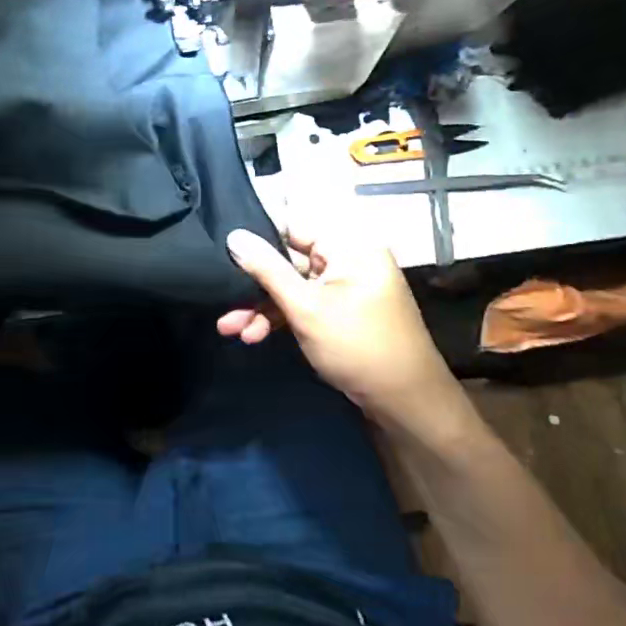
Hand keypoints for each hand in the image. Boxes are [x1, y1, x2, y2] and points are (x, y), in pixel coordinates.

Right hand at [219, 223, 468, 437]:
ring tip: (230, 329)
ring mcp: (345, 286)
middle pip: (290, 258)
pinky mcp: (341, 311)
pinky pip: (305, 304)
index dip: (258, 237)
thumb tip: (234, 235)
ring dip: (262, 306)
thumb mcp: (306, 308)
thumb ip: (268, 270)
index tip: (225, 252)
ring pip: (293, 285)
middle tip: (222, 303)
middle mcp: (348, 259)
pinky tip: (254, 335)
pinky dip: (281, 317)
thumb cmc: (356, 346)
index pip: (294, 224)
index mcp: (350, 245)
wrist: (403, 400)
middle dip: (254, 283)